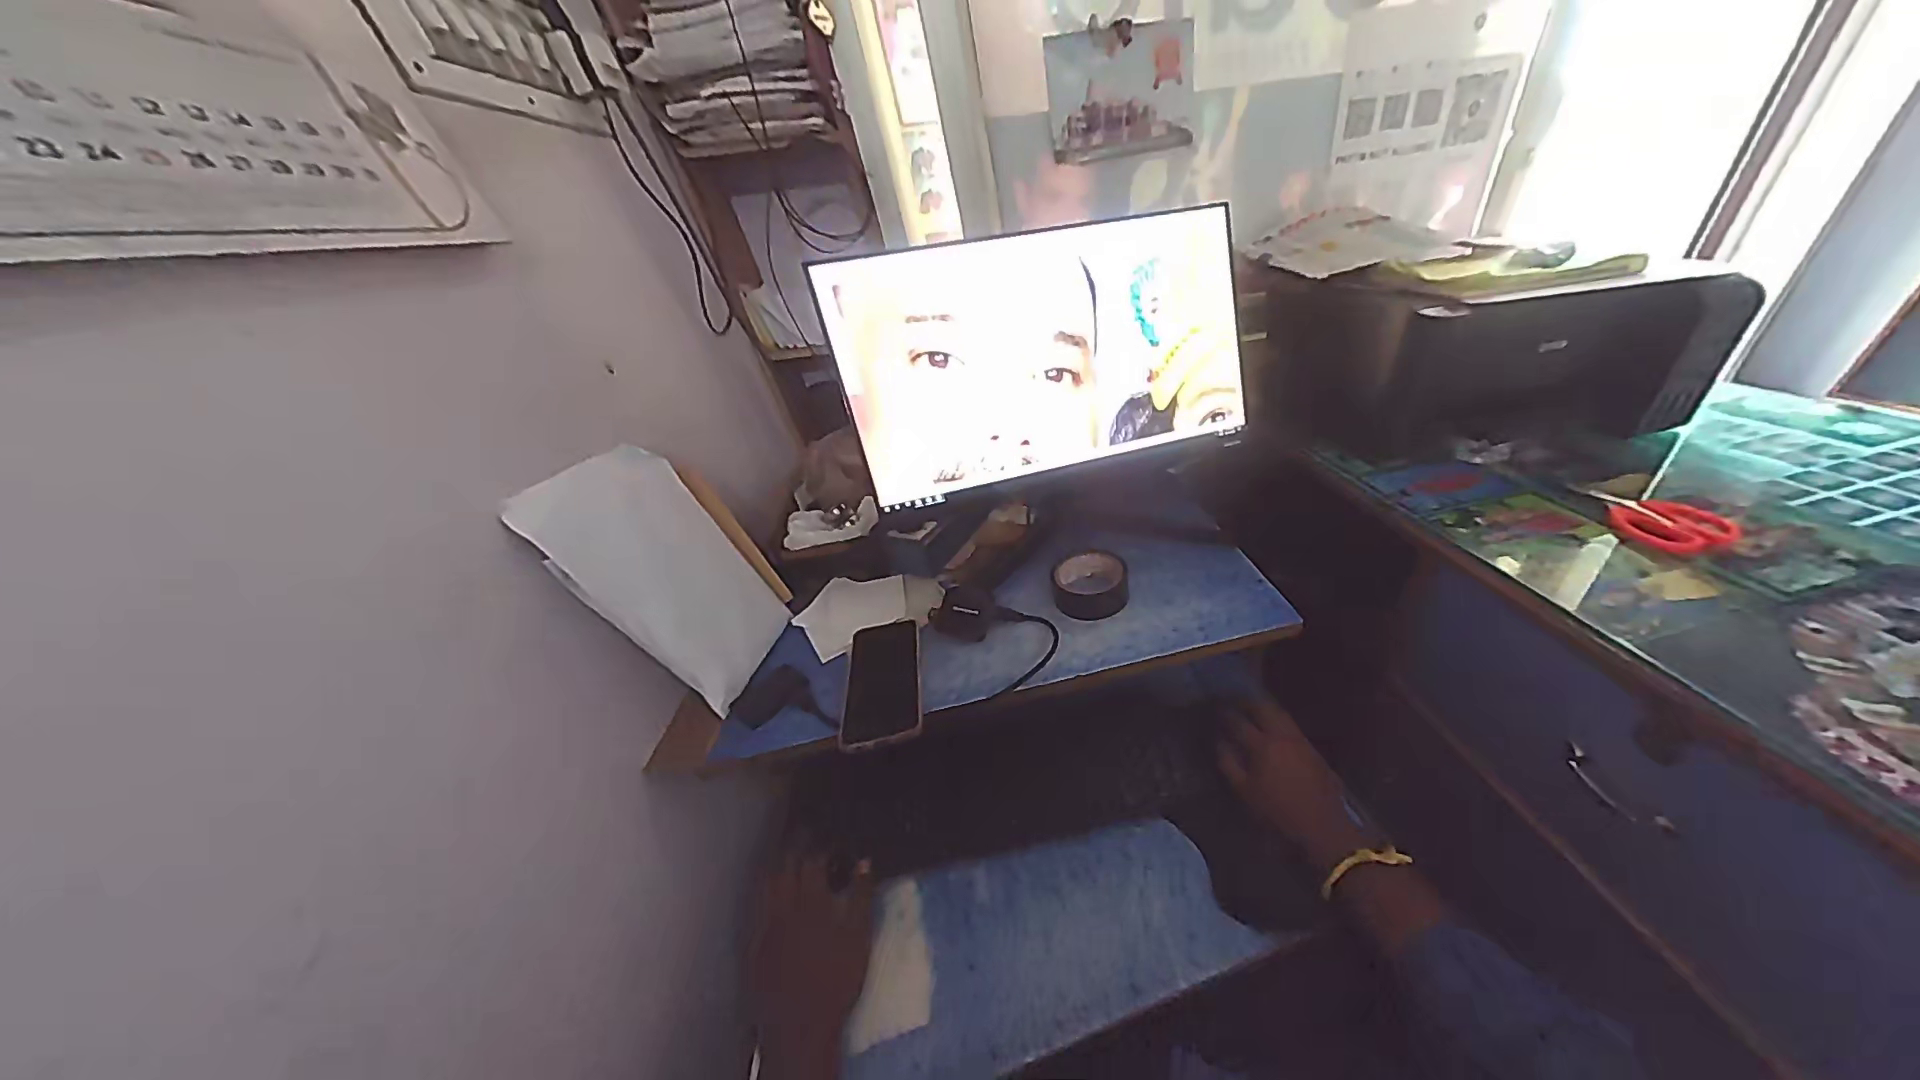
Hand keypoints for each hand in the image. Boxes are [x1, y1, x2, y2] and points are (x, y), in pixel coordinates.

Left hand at [749, 848, 875, 1078]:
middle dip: (794, 843)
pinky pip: (755, 903)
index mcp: (812, 901)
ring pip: (766, 881)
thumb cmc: (837, 981)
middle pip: (785, 864)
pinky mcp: (753, 941)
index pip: (813, 859)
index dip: (821, 843)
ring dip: (776, 860)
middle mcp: (784, 905)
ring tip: (784, 848)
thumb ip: (861, 896)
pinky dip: (762, 887)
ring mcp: (765, 923)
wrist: (800, 1026)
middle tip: (803, 830)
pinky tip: (767, 885)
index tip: (829, 833)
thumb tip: (864, 861)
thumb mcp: (859, 937)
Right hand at [1215, 697, 1374, 867]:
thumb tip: (1220, 743)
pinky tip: (1274, 729)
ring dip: (1265, 709)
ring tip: (1254, 710)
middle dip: (1248, 702)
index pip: (1239, 722)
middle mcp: (1282, 736)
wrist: (1323, 828)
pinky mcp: (1313, 750)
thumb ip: (1229, 764)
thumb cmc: (1278, 813)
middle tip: (1235, 702)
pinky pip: (1292, 726)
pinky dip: (1279, 720)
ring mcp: (1301, 741)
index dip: (1225, 714)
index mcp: (1262, 746)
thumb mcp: (1245, 792)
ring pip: (1281, 714)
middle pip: (1264, 708)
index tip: (1216, 709)